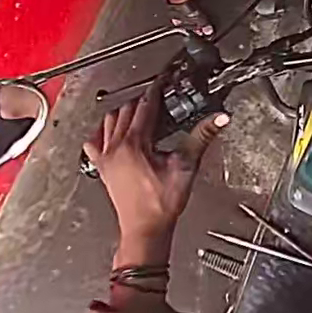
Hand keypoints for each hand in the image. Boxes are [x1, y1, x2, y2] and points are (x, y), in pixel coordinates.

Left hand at [83, 81, 227, 269]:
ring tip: (139, 111)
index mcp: (135, 144)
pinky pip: (94, 141)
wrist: (145, 229)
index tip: (162, 83)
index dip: (156, 91)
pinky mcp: (102, 167)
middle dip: (142, 100)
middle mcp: (116, 147)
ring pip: (108, 121)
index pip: (145, 106)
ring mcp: (105, 157)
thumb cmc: (161, 204)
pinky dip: (103, 131)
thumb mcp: (186, 166)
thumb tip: (217, 119)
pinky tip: (112, 131)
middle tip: (157, 98)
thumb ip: (201, 137)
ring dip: (123, 112)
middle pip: (126, 110)